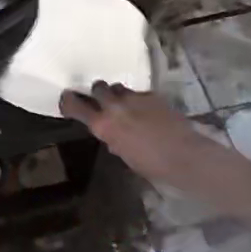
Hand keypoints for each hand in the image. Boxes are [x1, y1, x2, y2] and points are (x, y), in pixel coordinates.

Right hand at [60, 81, 242, 191]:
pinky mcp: (153, 95)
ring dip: (118, 94)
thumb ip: (112, 137)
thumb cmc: (150, 164)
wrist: (183, 155)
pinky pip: (139, 93)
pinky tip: (148, 112)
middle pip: (98, 87)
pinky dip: (139, 101)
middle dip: (98, 92)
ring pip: (119, 87)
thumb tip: (110, 132)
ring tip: (126, 105)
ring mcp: (135, 98)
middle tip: (102, 101)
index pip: (75, 105)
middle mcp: (114, 106)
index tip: (67, 99)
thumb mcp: (122, 153)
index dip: (68, 100)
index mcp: (102, 125)